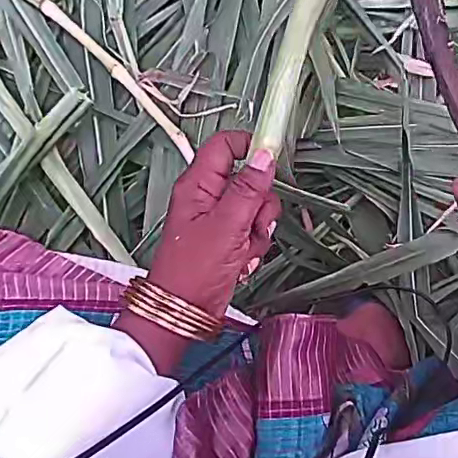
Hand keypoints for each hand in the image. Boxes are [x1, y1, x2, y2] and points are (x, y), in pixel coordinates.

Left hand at [117, 130, 279, 373]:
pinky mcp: (228, 240)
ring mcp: (219, 220)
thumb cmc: (192, 271)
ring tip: (242, 249)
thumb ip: (248, 189)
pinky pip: (253, 232)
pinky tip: (242, 261)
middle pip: (249, 180)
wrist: (184, 311)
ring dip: (258, 230)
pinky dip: (253, 247)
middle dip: (260, 204)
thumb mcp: (226, 225)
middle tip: (250, 223)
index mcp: (198, 186)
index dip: (250, 146)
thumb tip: (265, 156)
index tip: (273, 159)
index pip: (225, 146)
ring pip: (256, 209)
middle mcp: (208, 198)